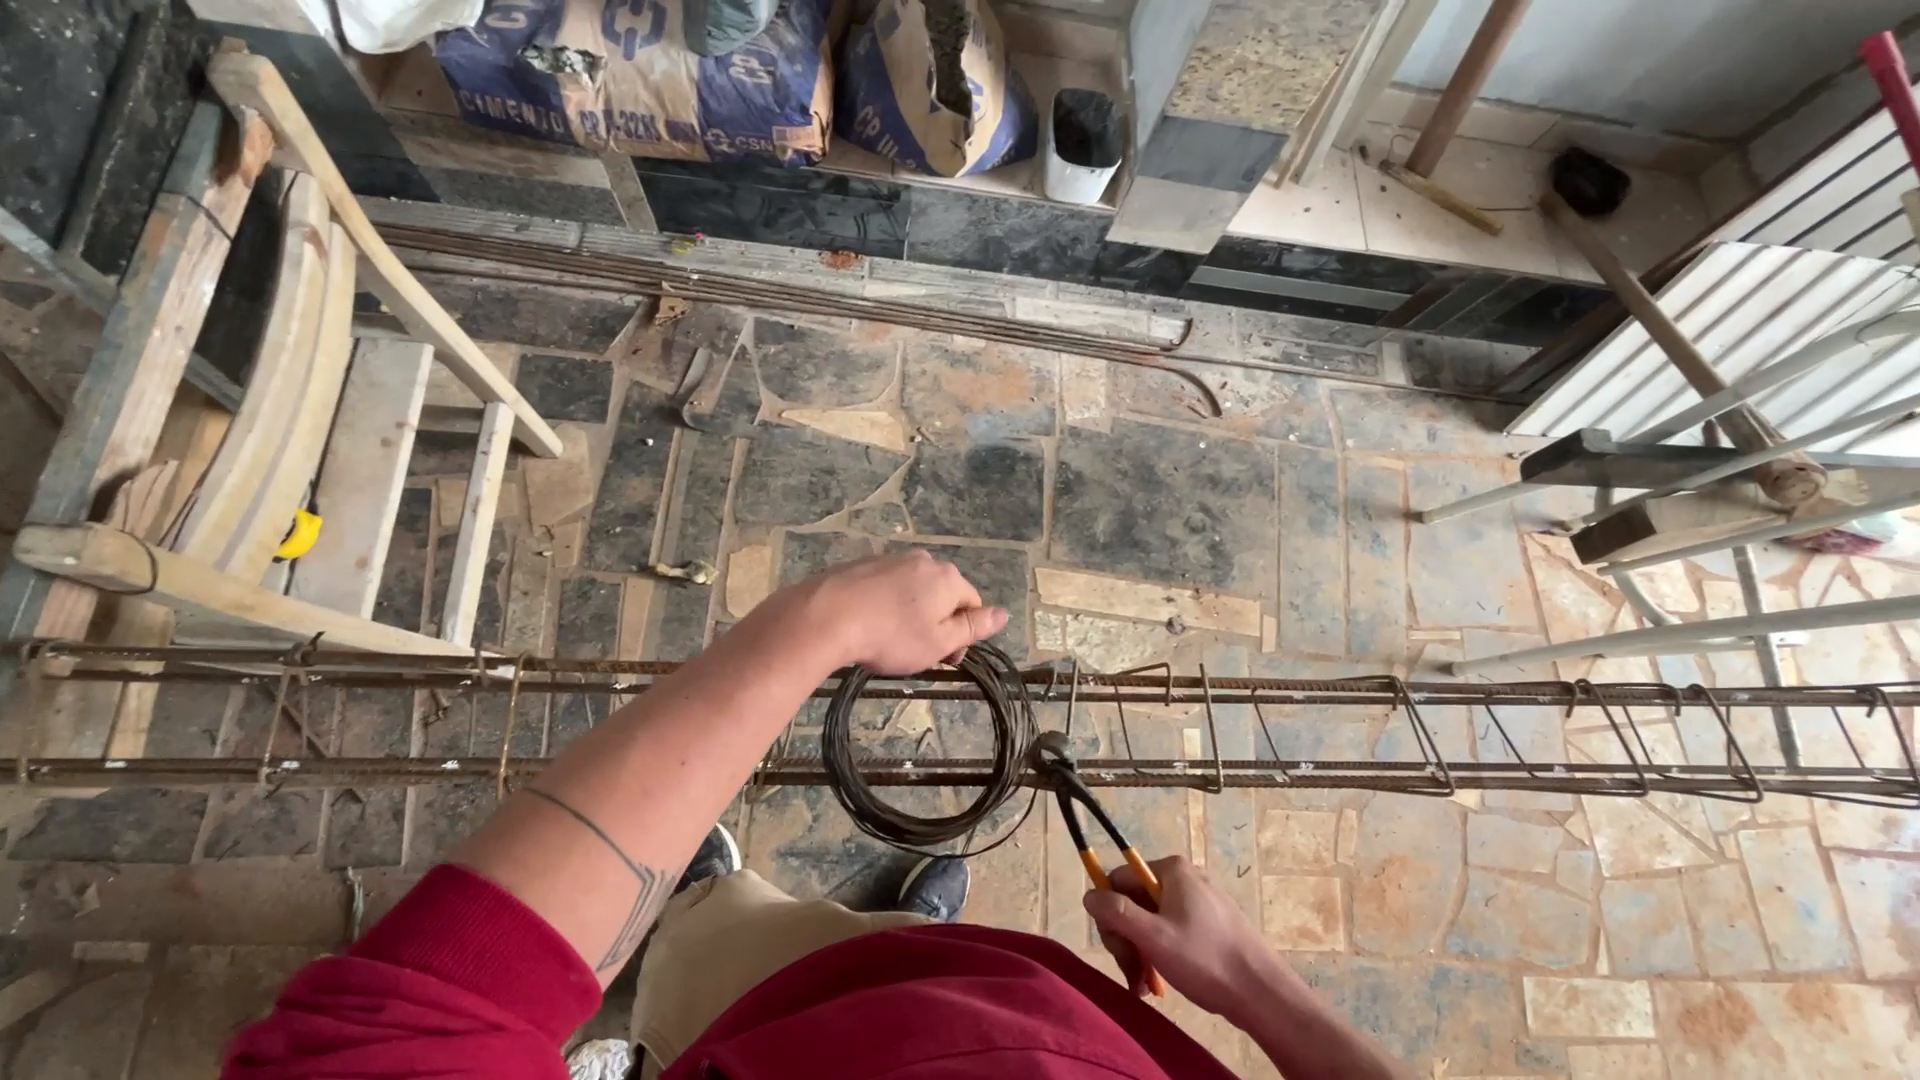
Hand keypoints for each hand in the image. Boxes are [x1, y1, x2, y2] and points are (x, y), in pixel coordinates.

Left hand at [781, 550, 1009, 674]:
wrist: (826, 616)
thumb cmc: (889, 636)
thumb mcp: (938, 641)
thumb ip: (973, 627)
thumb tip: (1004, 613)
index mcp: (947, 577)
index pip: (972, 604)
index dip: (964, 635)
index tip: (946, 660)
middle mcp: (923, 560)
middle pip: (943, 594)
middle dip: (937, 622)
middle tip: (918, 652)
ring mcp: (890, 558)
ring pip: (913, 589)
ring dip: (911, 613)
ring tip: (890, 640)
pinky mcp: (862, 564)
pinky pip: (886, 586)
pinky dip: (886, 604)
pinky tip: (869, 624)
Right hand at [1084, 855, 1293, 1024]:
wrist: (1263, 994)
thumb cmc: (1205, 959)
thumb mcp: (1153, 937)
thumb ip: (1117, 913)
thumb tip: (1089, 895)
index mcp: (1171, 870)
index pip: (1119, 880)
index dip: (1109, 914)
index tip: (1116, 949)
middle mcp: (1183, 878)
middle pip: (1134, 901)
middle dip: (1127, 939)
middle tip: (1132, 974)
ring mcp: (1198, 901)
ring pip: (1151, 920)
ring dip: (1140, 952)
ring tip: (1144, 986)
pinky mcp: (1209, 924)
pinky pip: (1171, 931)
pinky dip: (1160, 954)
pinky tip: (1157, 983)